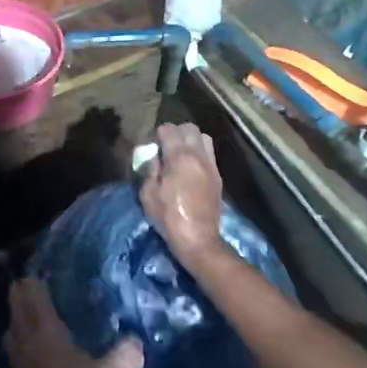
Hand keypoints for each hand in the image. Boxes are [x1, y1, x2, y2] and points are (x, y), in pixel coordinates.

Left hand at [5, 278, 144, 367]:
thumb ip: (127, 355)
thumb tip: (136, 340)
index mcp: (45, 334)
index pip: (32, 294)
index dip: (35, 278)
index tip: (47, 268)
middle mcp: (26, 344)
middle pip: (15, 307)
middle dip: (23, 292)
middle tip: (42, 284)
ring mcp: (19, 365)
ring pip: (12, 330)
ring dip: (20, 317)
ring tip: (38, 314)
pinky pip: (16, 350)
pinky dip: (23, 341)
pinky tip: (40, 350)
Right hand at [140, 123, 227, 264]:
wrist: (198, 238)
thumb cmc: (168, 217)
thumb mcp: (148, 194)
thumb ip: (150, 169)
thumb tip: (154, 156)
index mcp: (179, 157)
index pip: (169, 129)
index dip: (158, 134)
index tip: (153, 145)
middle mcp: (198, 155)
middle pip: (190, 128)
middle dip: (177, 132)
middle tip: (166, 147)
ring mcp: (211, 165)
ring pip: (204, 138)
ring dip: (191, 141)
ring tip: (180, 155)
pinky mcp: (218, 176)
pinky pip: (209, 154)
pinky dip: (199, 153)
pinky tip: (190, 169)